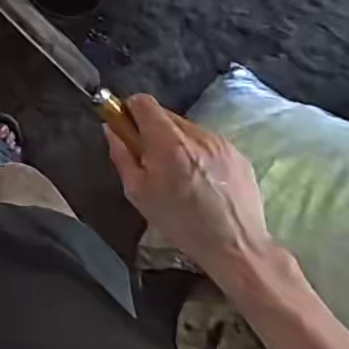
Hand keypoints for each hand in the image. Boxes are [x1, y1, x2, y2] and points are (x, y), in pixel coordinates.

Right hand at [105, 93, 277, 279]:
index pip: (142, 101)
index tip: (129, 131)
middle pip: (165, 114)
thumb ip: (121, 155)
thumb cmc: (180, 222)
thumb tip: (111, 129)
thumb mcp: (138, 193)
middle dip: (153, 130)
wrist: (236, 247)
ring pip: (187, 129)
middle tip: (153, 160)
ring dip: (177, 142)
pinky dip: (200, 153)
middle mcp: (194, 132)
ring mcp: (219, 141)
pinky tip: (204, 182)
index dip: (130, 111)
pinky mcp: (237, 152)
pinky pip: (209, 142)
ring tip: (182, 176)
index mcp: (167, 140)